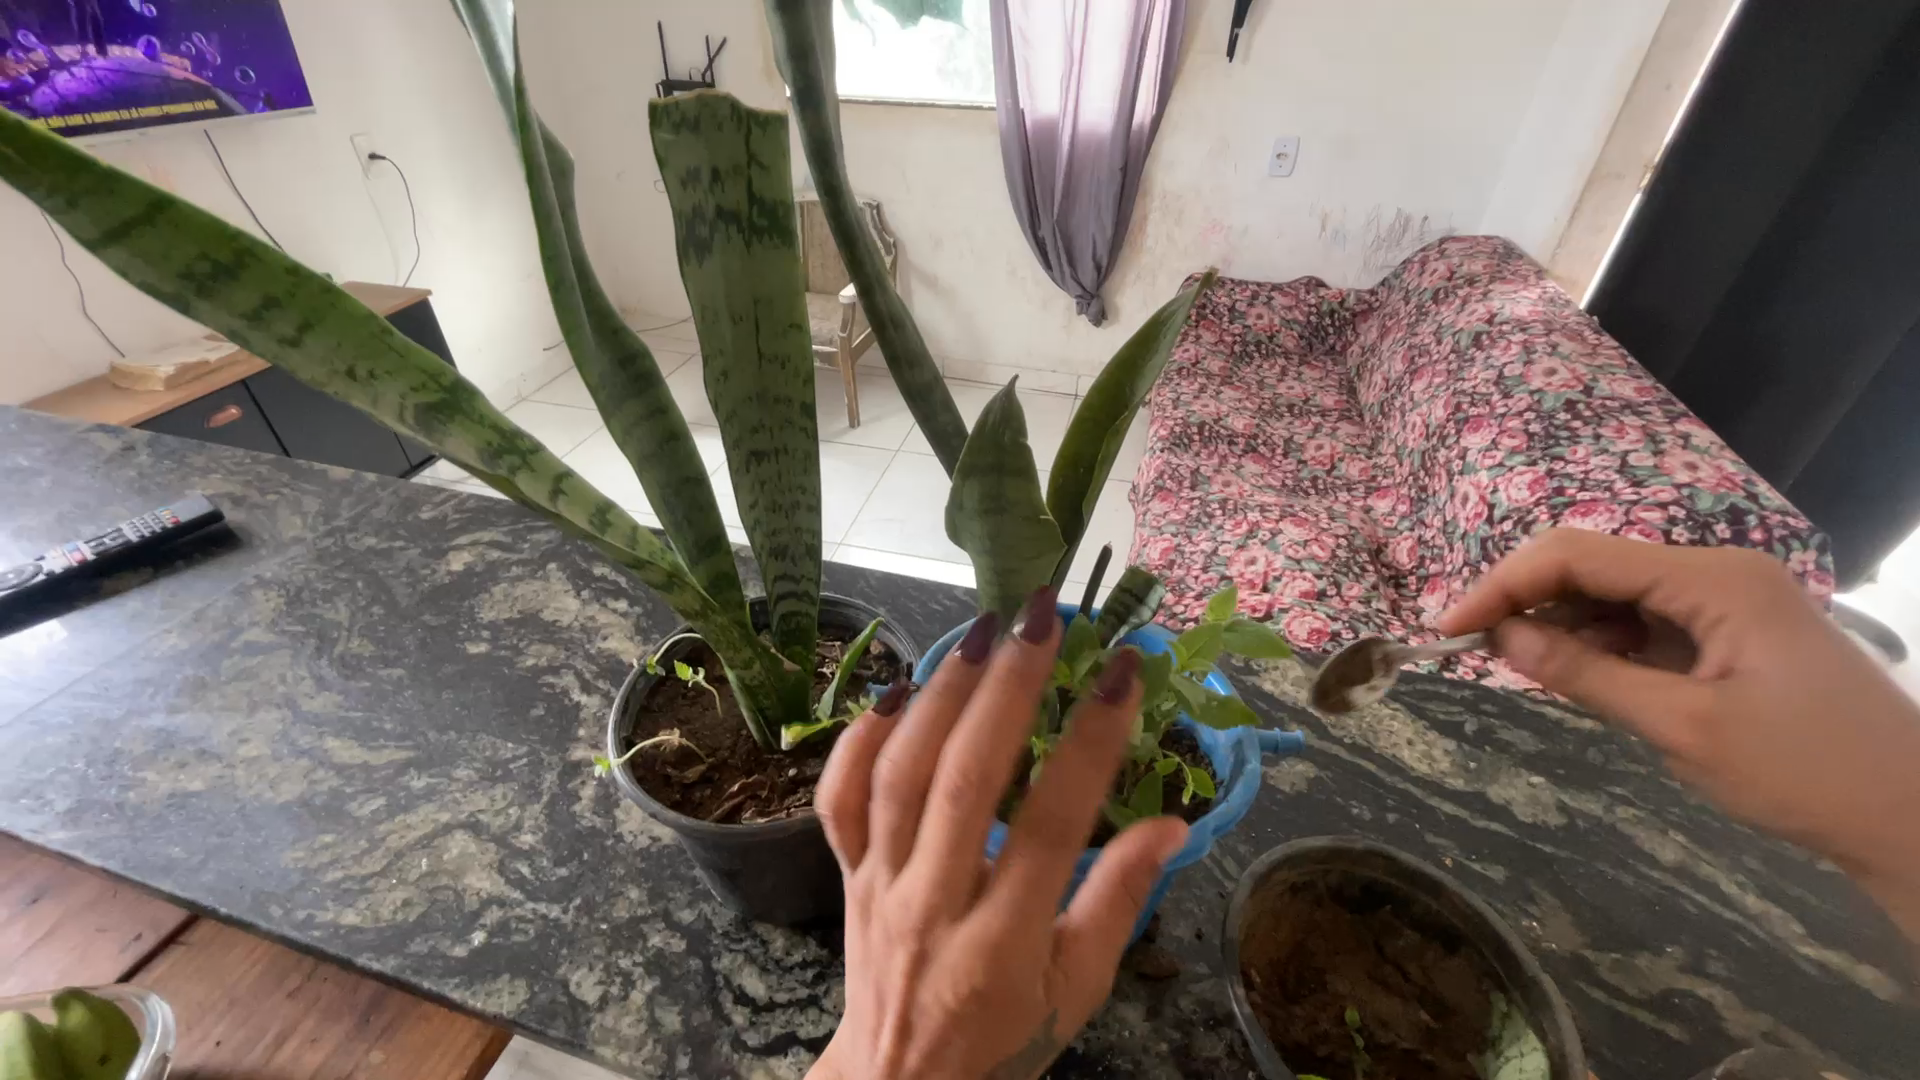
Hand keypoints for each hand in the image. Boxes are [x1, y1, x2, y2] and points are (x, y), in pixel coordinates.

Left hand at [808, 589, 1188, 1079]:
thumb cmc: (1002, 1037)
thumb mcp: (1078, 992)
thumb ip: (1119, 904)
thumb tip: (1171, 823)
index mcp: (1004, 943)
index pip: (1054, 825)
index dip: (1092, 742)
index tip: (1122, 670)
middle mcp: (932, 902)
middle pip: (965, 780)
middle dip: (1007, 687)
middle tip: (1040, 616)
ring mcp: (877, 882)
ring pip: (899, 775)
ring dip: (941, 694)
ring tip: (981, 631)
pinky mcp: (845, 872)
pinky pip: (839, 799)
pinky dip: (859, 738)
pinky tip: (896, 687)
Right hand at [1439, 530, 1919, 942]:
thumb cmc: (1810, 774)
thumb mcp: (1679, 726)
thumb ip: (1580, 673)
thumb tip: (1497, 637)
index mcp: (1712, 580)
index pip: (1574, 556)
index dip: (1501, 585)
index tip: (1451, 630)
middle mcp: (1713, 573)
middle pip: (1584, 563)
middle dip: (1520, 599)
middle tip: (1472, 644)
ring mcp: (1719, 599)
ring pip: (1602, 591)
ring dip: (1554, 622)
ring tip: (1520, 663)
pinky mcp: (1720, 629)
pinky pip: (1631, 619)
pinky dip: (1591, 642)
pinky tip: (1575, 671)